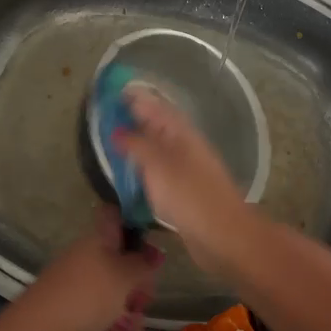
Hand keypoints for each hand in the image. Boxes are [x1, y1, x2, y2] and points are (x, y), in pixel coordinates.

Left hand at [15, 206, 159, 330]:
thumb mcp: (124, 276)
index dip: (136, 226)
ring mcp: (81, 292)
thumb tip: (154, 252)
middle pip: (124, 269)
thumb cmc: (87, 295)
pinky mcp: (76, 321)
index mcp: (99, 241)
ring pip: (118, 303)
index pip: (116, 217)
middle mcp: (90, 262)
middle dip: (138, 292)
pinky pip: (104, 327)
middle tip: (140, 303)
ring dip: (127, 324)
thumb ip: (143, 264)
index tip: (152, 247)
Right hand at [114, 83, 253, 268]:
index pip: (155, 106)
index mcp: (181, 133)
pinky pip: (160, 171)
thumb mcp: (158, 167)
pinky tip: (131, 175)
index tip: (111, 93)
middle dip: (134, 119)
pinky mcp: (185, 191)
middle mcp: (185, 145)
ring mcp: (187, 169)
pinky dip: (144, 167)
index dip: (135, 97)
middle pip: (157, 125)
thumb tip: (118, 130)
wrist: (224, 237)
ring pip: (158, 148)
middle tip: (105, 118)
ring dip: (138, 143)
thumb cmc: (190, 197)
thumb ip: (136, 145)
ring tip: (113, 143)